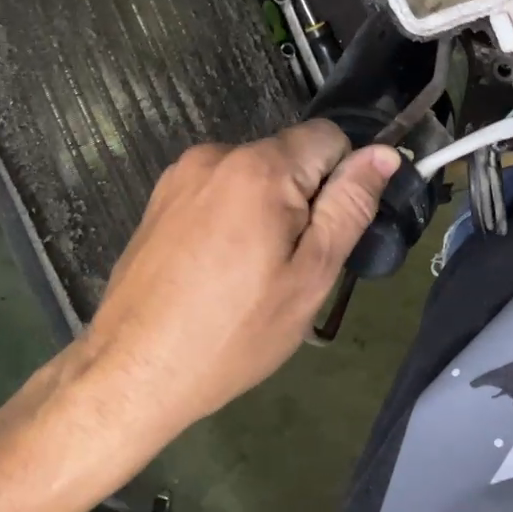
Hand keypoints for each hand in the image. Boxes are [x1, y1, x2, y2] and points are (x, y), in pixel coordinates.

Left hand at [80, 122, 400, 433]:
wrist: (128, 375)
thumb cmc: (232, 332)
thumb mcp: (310, 276)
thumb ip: (350, 206)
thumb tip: (384, 153)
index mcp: (261, 168)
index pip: (330, 136)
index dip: (342, 180)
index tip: (325, 233)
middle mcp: (219, 154)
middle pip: (291, 156)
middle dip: (303, 198)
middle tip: (290, 266)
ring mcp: (183, 173)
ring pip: (256, 174)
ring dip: (267, 207)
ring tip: (249, 274)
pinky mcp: (161, 197)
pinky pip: (220, 188)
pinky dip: (232, 215)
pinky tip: (216, 269)